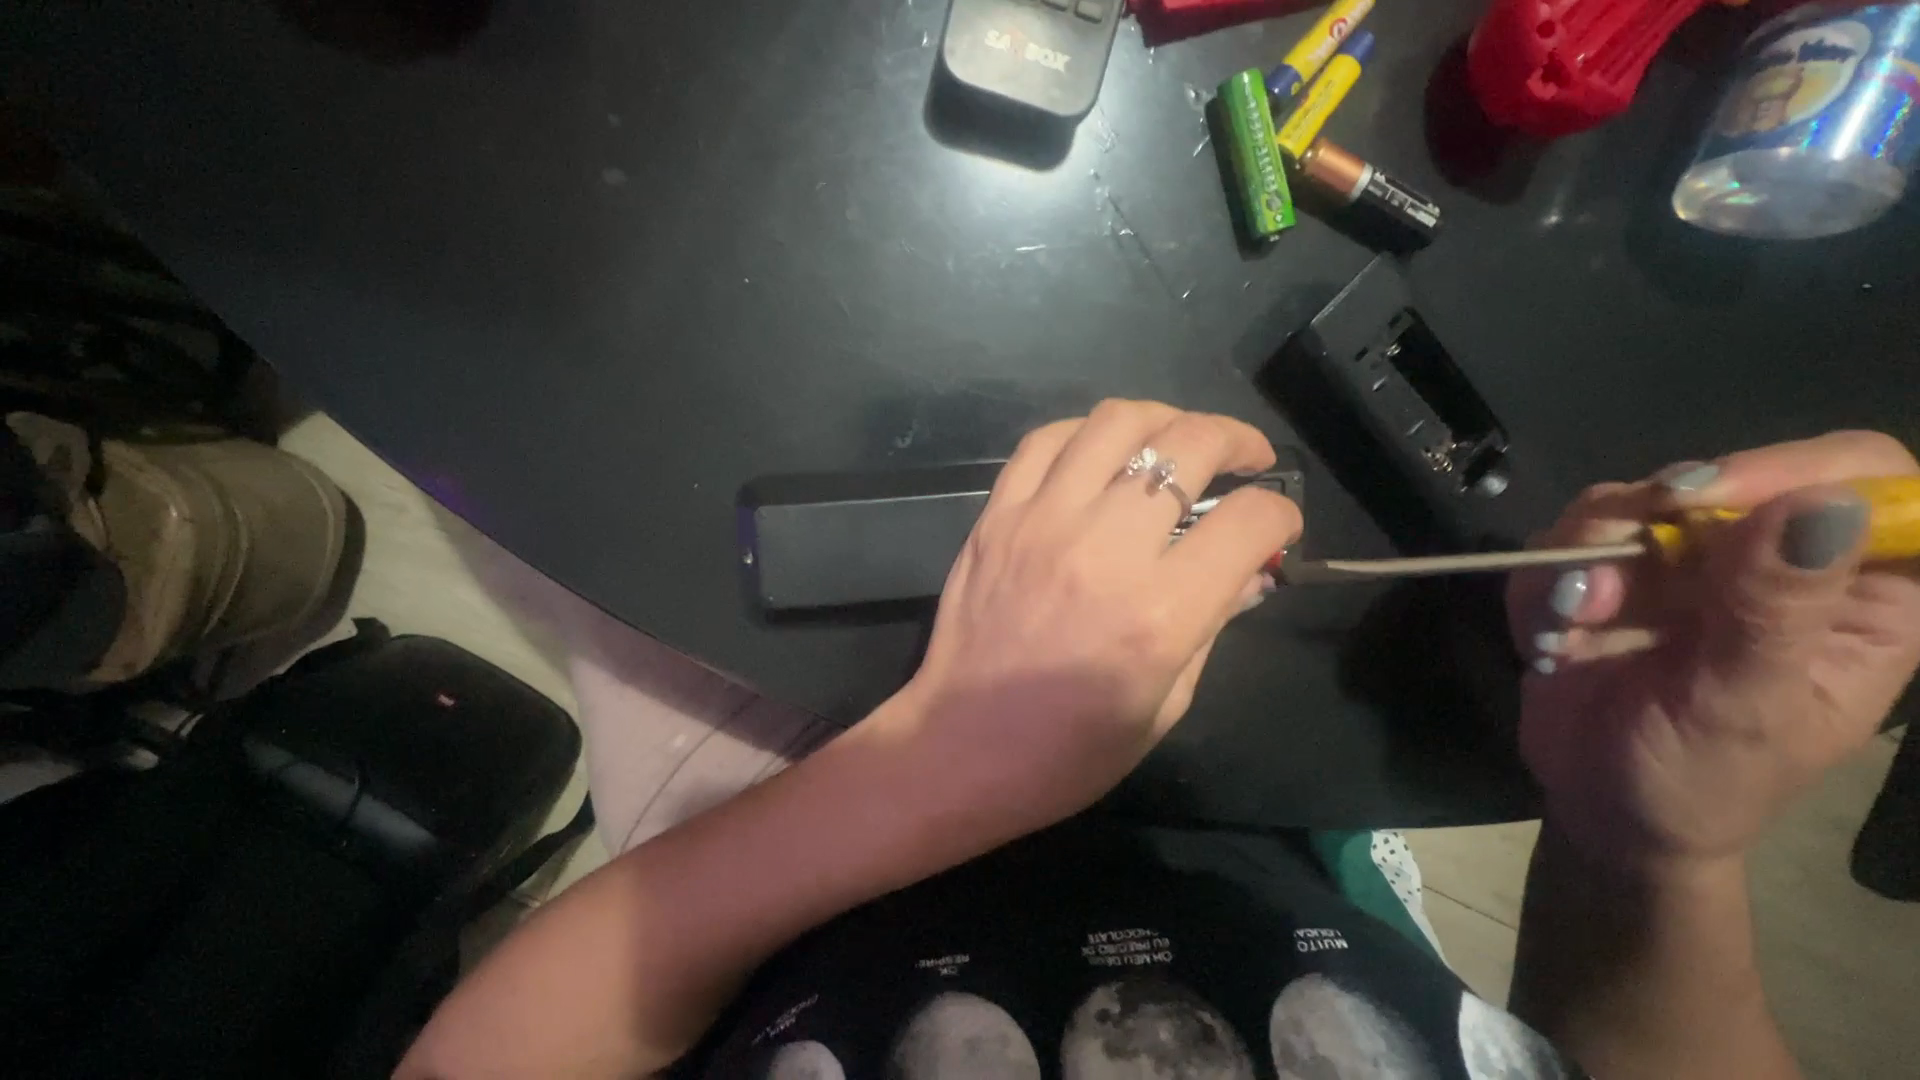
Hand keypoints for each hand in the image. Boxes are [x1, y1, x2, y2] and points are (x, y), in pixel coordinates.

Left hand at [882, 400, 1301, 836]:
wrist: (960, 749)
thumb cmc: (1070, 751)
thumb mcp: (1166, 706)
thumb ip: (1212, 625)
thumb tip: (1251, 571)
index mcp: (1160, 612)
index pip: (1248, 522)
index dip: (1281, 515)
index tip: (1278, 527)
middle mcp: (1104, 549)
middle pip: (1189, 445)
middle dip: (1237, 440)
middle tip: (1246, 460)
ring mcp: (1042, 523)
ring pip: (1116, 422)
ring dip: (1165, 419)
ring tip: (1179, 441)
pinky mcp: (996, 517)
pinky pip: (1044, 441)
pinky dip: (1086, 433)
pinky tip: (1103, 452)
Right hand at [1508, 431, 1919, 868]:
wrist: (1602, 807)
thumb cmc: (1702, 777)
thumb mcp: (1746, 707)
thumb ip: (1775, 611)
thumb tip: (1822, 505)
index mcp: (1852, 594)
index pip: (1862, 481)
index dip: (1788, 470)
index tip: (1700, 498)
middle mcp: (1766, 563)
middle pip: (1719, 479)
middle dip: (1644, 524)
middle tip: (1600, 589)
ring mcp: (1678, 567)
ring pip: (1624, 503)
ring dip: (1581, 557)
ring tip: (1571, 622)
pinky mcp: (1602, 576)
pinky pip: (1559, 542)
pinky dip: (1541, 583)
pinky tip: (1549, 634)